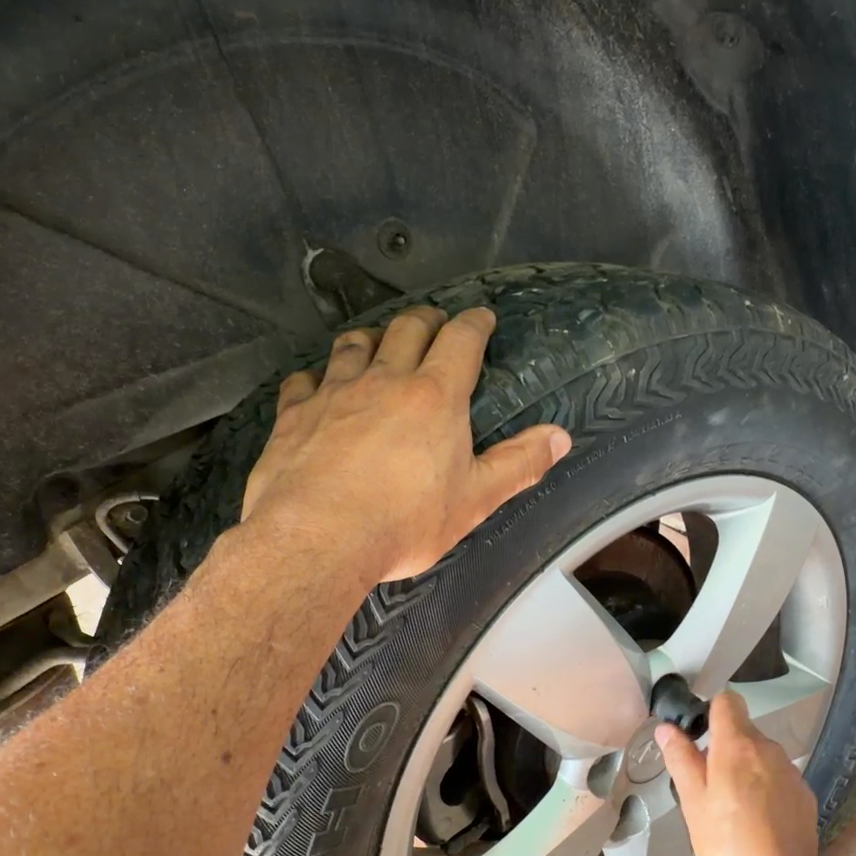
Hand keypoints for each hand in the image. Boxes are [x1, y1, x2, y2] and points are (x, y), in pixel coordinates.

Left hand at [239, 305, 571, 582]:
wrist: (317, 539)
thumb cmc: (406, 521)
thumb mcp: (476, 499)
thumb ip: (520, 463)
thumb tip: (561, 436)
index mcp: (435, 397)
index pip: (461, 341)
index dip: (474, 323)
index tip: (482, 316)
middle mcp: (385, 381)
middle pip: (406, 328)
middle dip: (426, 319)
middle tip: (435, 323)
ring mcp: (334, 393)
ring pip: (354, 345)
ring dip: (372, 337)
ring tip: (379, 343)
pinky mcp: (295, 415)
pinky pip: (304, 380)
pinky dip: (316, 376)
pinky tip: (318, 385)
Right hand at [658, 693, 821, 855]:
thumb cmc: (727, 840)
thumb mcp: (693, 801)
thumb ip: (681, 758)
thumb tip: (667, 727)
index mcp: (737, 743)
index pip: (727, 701)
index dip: (711, 711)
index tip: (700, 735)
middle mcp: (768, 748)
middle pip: (743, 730)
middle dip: (725, 747)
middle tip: (709, 785)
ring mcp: (790, 770)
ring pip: (761, 756)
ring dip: (746, 769)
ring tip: (733, 808)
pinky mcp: (804, 792)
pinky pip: (778, 778)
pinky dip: (767, 789)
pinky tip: (759, 821)